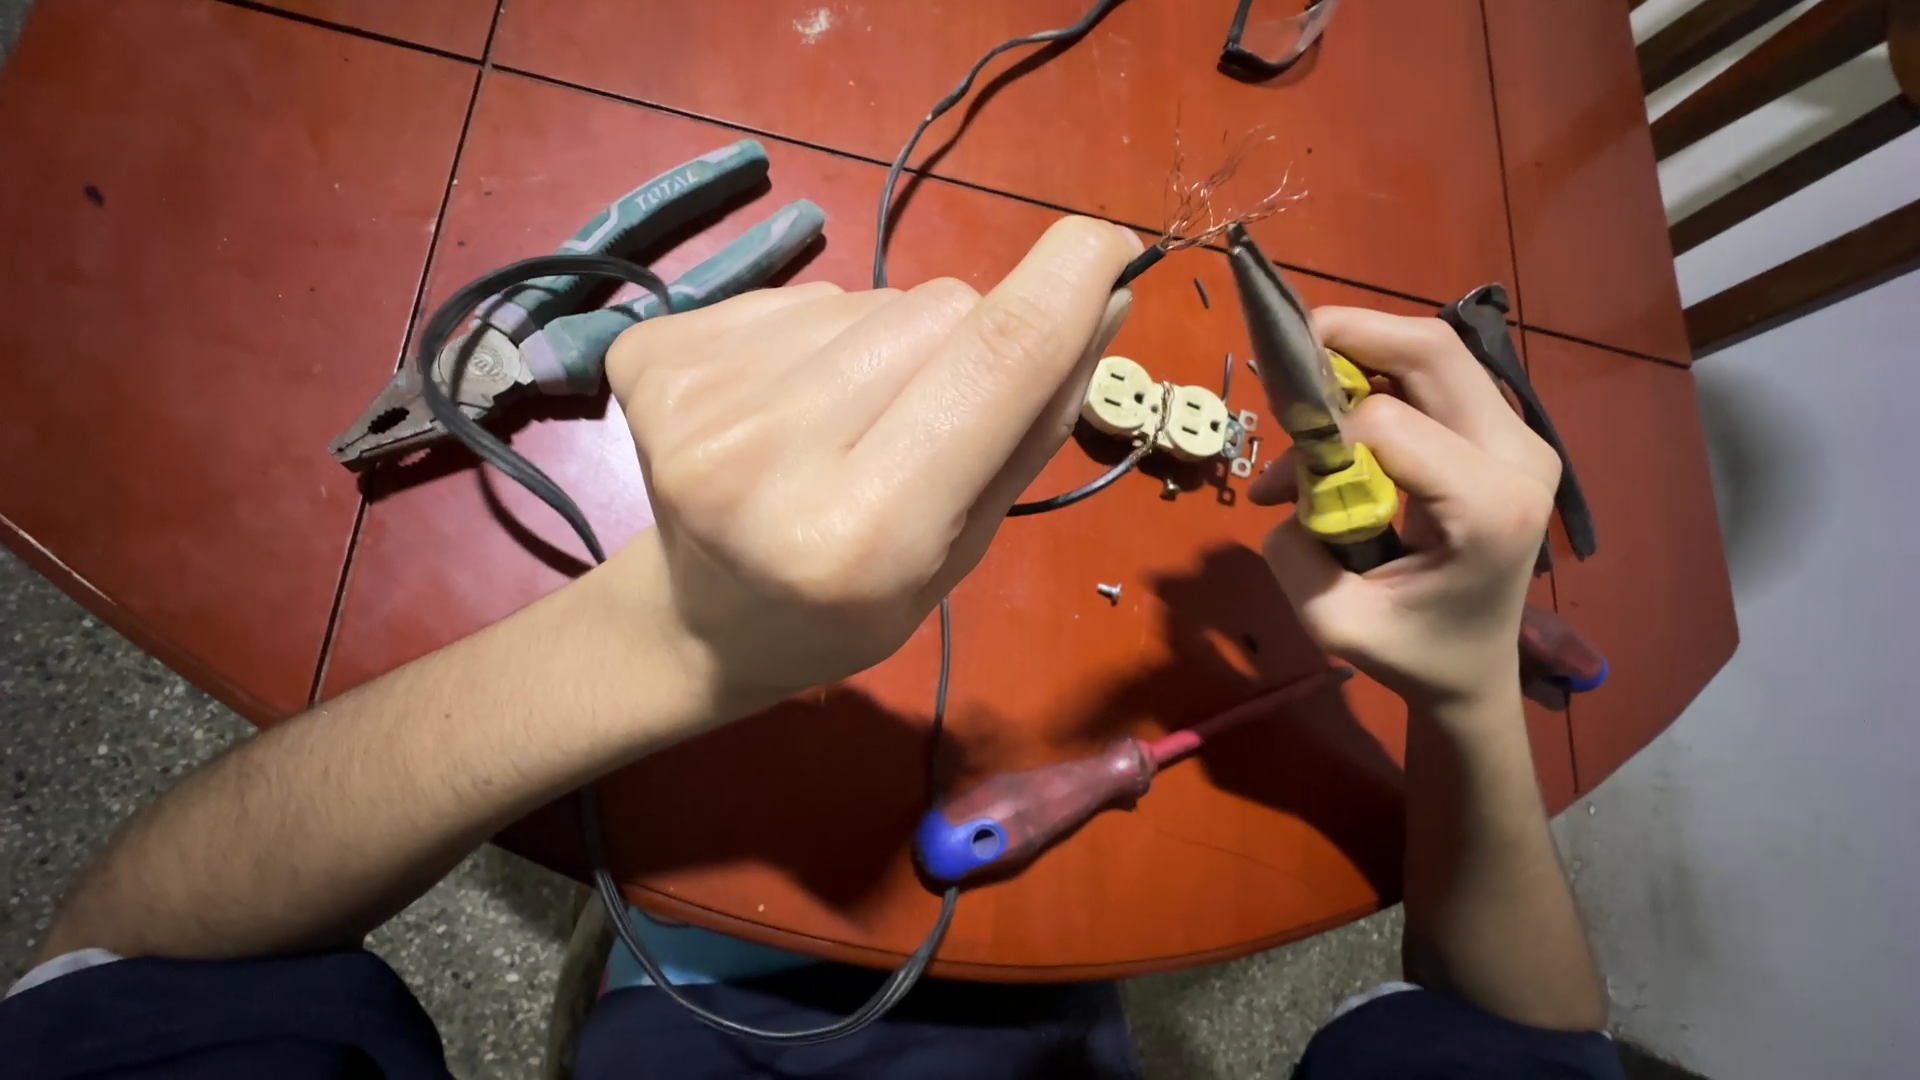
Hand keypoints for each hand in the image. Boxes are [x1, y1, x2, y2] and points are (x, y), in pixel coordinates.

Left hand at [604, 217, 1138, 707]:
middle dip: (970, 343)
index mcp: (864, 533)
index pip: (993, 362)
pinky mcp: (656, 354)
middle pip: (937, 311)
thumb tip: (1101, 304)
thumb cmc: (851, 611)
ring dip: (892, 345)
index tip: (1110, 247)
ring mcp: (701, 399)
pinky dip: (824, 339)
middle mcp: (769, 454)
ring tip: (848, 426)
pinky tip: (790, 408)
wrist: (703, 621)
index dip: (1066, 286)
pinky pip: (801, 298)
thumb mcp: (961, 555)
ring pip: (873, 299)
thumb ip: (1030, 434)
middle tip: (932, 421)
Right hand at [1250, 308, 1560, 713]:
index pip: (1386, 425)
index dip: (1316, 438)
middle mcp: (1518, 457)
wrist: (1477, 670)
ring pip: (1436, 354)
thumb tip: (1280, 491)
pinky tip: (1342, 414)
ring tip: (1307, 394)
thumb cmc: (1413, 653)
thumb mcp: (1333, 622)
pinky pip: (1437, 378)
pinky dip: (1379, 376)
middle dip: (1348, 335)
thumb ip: (1292, 553)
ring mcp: (1520, 441)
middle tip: (1286, 352)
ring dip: (1362, 354)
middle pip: (1432, 352)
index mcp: (1486, 508)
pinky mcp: (1505, 438)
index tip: (1278, 486)